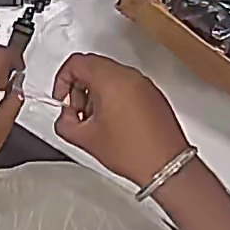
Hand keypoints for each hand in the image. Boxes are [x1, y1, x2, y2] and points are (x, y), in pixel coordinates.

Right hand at [52, 53, 189, 186]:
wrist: (167, 167)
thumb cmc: (134, 152)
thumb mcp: (85, 139)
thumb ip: (64, 122)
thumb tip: (65, 116)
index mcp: (110, 79)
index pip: (76, 63)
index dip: (62, 80)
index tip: (62, 97)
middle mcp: (128, 76)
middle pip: (92, 66)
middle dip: (78, 87)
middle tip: (77, 110)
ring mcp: (143, 83)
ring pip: (109, 74)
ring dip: (95, 92)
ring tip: (95, 119)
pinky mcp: (153, 94)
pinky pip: (126, 84)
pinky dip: (113, 95)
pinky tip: (113, 122)